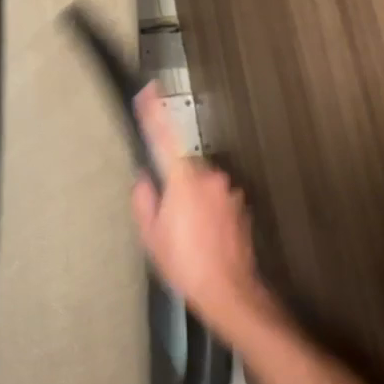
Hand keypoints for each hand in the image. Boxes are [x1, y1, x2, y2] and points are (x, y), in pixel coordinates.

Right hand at [132, 86, 272, 335]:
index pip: (163, 137)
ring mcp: (227, 190)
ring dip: (192, 200)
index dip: (154, 112)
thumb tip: (145, 182)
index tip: (149, 90)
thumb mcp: (151, 235)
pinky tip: (204, 238)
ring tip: (188, 235)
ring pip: (200, 185)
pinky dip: (208, 212)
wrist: (230, 292)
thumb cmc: (187, 265)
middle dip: (174, 184)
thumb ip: (144, 200)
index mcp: (182, 180)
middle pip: (182, 167)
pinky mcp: (240, 205)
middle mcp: (208, 178)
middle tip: (167, 217)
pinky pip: (216, 199)